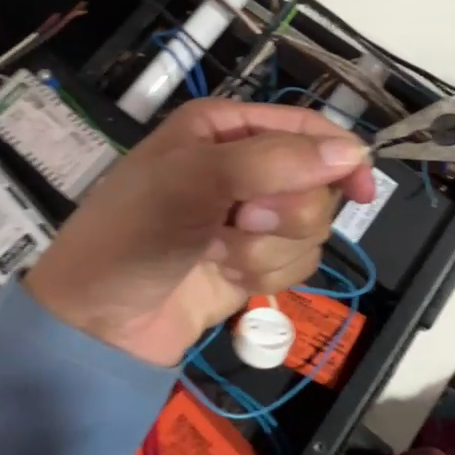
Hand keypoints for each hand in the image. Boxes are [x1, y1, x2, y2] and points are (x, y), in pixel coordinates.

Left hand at [24, 99, 376, 365]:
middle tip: (238, 221)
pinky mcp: (252, 264)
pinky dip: (265, 276)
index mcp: (227, 128)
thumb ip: (276, 162)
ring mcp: (249, 218)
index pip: (305, 128)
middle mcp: (243, 166)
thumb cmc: (134, 232)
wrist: (93, 326)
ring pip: (309, 228)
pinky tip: (225, 278)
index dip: (338, 154)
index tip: (361, 189)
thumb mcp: (197, 181)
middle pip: (314, 183)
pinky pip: (296, 264)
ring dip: (268, 250)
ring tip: (218, 253)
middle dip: (282, 212)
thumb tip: (353, 152)